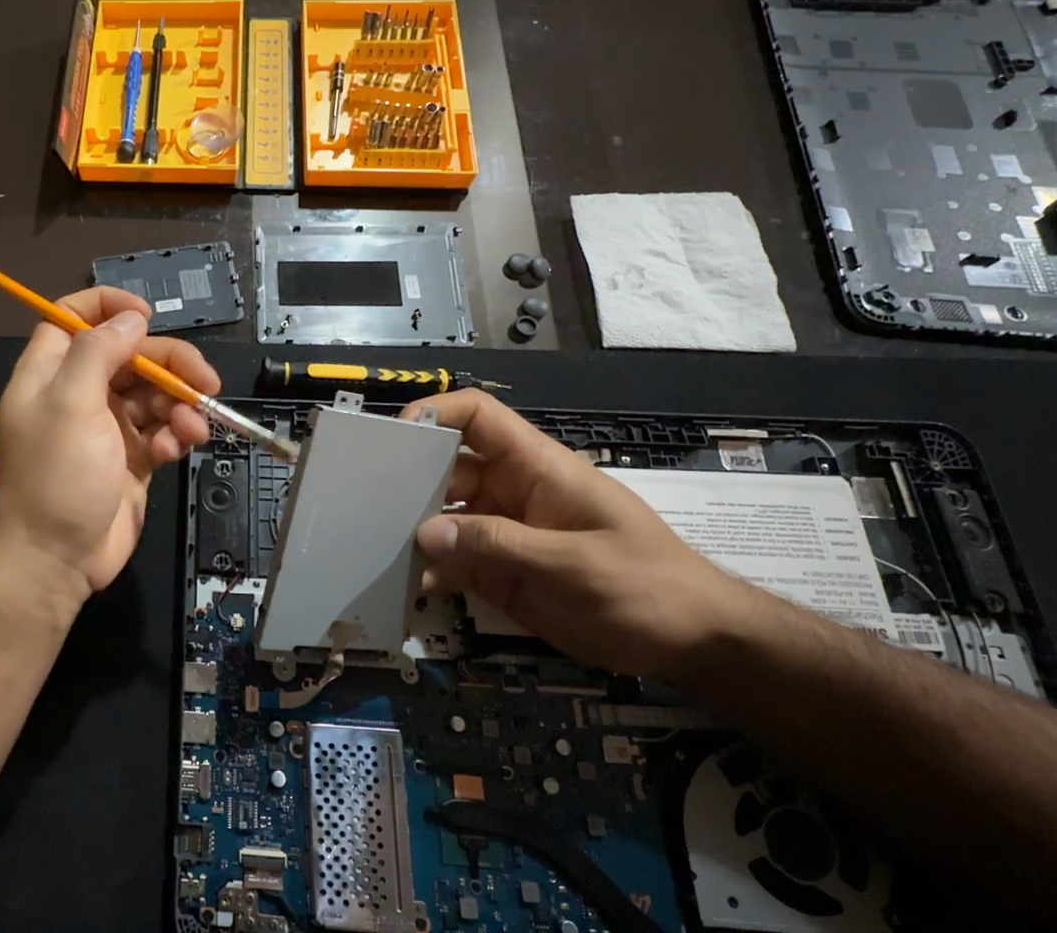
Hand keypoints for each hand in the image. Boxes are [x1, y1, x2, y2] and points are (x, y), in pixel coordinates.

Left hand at [0, 288, 218, 611]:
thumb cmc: (56, 477)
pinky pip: (161, 430)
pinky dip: (175, 434)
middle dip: (169, 364)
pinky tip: (178, 449)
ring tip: (192, 429)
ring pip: (153, 394)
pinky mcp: (132, 458)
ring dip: (179, 405)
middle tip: (205, 381)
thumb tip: (131, 318)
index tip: (147, 313)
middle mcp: (78, 394)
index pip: (73, 318)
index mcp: (50, 373)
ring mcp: (106, 427)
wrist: (57, 558)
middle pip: (129, 356)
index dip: (108, 307)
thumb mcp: (70, 405)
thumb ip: (98, 352)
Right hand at [402, 390, 765, 677]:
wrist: (692, 644)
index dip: (436, 413)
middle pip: (447, 468)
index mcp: (536, 468)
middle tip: (364, 501)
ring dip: (409, 528)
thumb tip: (426, 533)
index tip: (396, 437)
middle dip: (406, 478)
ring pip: (441, 518)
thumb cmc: (647, 586)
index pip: (479, 418)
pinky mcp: (497, 574)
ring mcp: (501, 534)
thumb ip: (499, 545)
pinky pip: (451, 562)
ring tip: (371, 544)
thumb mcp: (576, 563)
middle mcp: (510, 494)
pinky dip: (424, 569)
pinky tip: (400, 583)